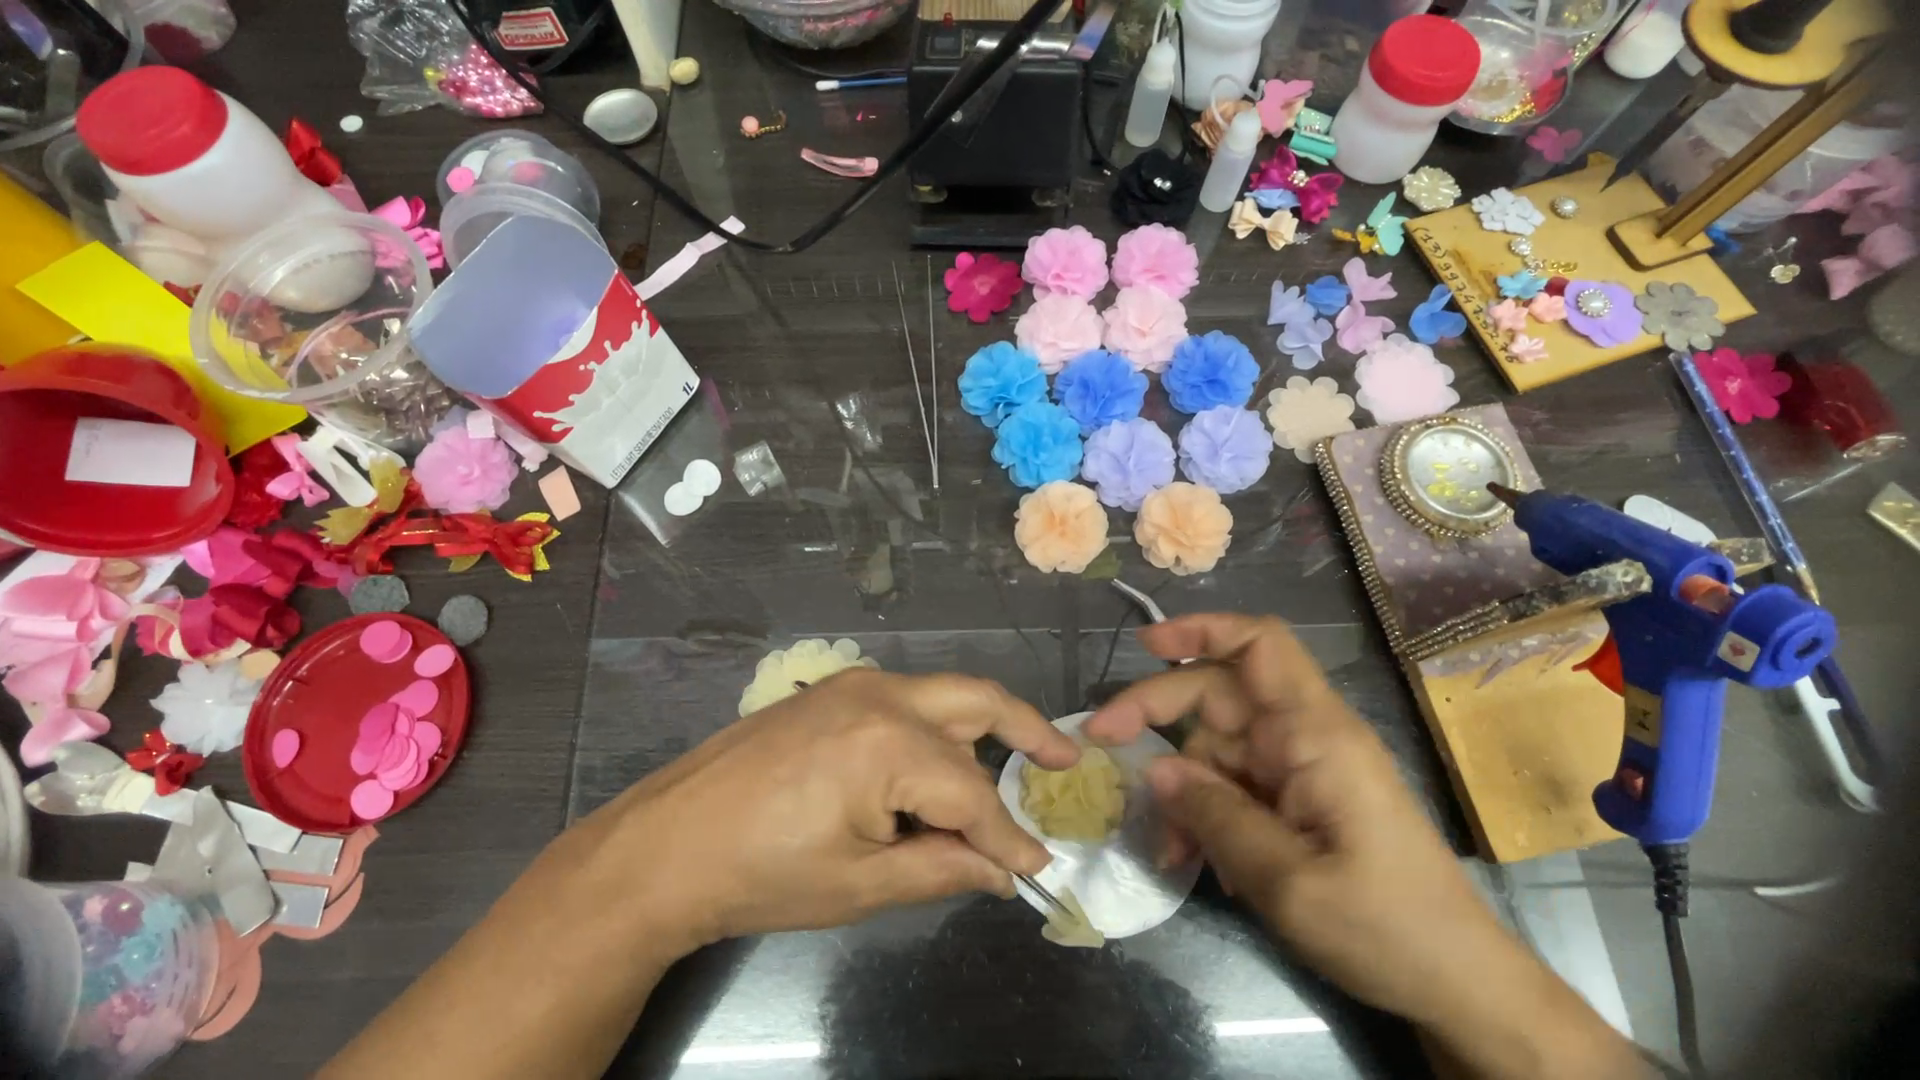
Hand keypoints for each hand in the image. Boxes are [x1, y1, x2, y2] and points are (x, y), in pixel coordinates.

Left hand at [594, 669, 1080, 949]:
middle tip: (1066, 758)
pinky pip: (904, 701)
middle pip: (975, 703)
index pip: (974, 795)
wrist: (666, 846)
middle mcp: (880, 697)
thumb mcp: (862, 885)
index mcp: (890, 744)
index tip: (1038, 866)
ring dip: (982, 727)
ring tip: (1019, 760)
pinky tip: (942, 762)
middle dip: (1027, 730)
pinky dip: (937, 727)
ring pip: (941, 696)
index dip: (1008, 836)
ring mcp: (850, 687)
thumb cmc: (764, 873)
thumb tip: (1002, 871)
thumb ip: (943, 870)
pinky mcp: (829, 693)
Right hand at [1084, 616, 1639, 1078]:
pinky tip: (1192, 859)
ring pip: (1216, 748)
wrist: (1457, 982)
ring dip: (1181, 788)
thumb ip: (1215, 816)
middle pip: (1218, 695)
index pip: (1261, 645)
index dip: (1202, 629)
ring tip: (1168, 850)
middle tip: (1103, 747)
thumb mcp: (1287, 881)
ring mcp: (1302, 770)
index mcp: (1316, 735)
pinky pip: (1233, 788)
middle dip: (1157, 714)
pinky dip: (1204, 815)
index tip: (1145, 645)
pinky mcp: (1299, 803)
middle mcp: (1306, 738)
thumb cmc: (1385, 926)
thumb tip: (1154, 769)